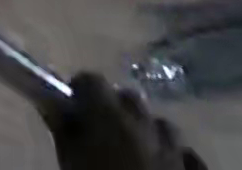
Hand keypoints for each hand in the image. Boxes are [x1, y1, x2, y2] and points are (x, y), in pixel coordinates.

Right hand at [48, 74, 204, 169]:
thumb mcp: (70, 163)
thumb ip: (62, 130)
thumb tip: (50, 104)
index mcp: (109, 116)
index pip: (91, 80)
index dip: (81, 91)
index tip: (73, 106)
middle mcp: (145, 124)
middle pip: (130, 98)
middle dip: (117, 108)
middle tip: (104, 131)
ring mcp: (177, 152)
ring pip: (163, 126)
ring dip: (150, 132)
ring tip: (137, 152)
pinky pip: (191, 157)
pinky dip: (179, 159)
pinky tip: (168, 168)